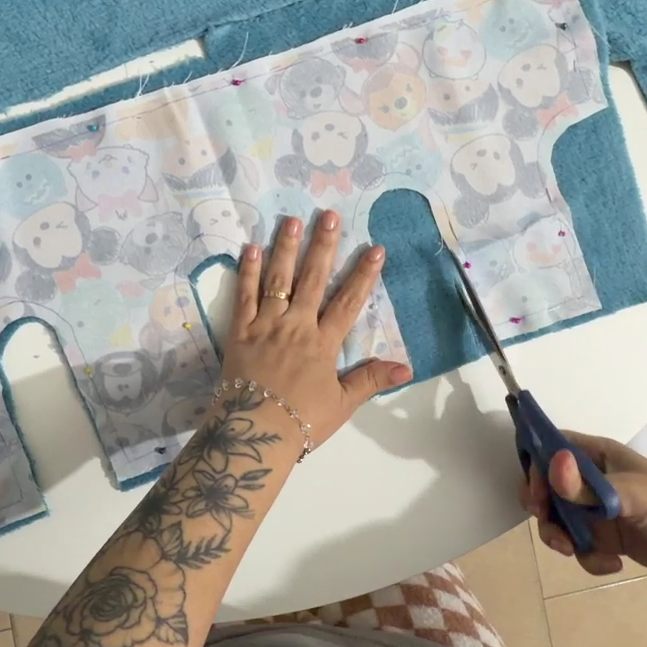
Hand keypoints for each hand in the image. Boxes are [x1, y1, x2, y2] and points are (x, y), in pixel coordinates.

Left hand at [224, 212, 410, 443]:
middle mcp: (297, 325)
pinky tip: (251, 248)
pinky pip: (244, 295)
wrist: (254, 431)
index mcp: (323, 343)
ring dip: (285, 248)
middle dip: (323, 246)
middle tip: (328, 215)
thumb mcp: (342, 404)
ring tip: (291, 220)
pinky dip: (247, 271)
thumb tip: (406, 366)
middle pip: (312, 280)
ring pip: (278, 280)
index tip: (375, 249)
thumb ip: (370, 379)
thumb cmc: (301, 420)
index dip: (363, 275)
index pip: (348, 302)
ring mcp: (266, 325)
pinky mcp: (239, 330)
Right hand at [524, 431, 646, 589]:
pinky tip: (611, 564)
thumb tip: (553, 465)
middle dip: (544, 508)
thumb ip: (589, 486)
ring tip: (574, 551)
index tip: (536, 493)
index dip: (538, 465)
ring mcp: (600, 509)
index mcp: (600, 455)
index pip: (554, 447)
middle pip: (549, 485)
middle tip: (549, 526)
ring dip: (560, 536)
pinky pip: (580, 544)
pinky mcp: (609, 537)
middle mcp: (596, 478)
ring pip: (560, 517)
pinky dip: (587, 556)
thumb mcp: (632, 496)